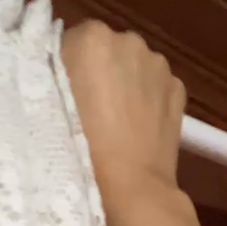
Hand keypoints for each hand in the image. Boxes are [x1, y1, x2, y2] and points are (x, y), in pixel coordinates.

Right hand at [61, 21, 192, 225]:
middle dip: (98, 72)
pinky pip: (156, 86)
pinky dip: (148, 100)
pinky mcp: (178, 88)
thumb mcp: (48, 106)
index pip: (70, 41)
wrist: (130, 187)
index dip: (66, 69)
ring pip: (133, 67)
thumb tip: (60, 63)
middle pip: (106, 50)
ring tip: (115, 124)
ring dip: (125, 84)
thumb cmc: (78, 149)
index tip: (63, 97)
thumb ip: (53, 74)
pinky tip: (137, 128)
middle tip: (88, 112)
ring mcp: (158, 64)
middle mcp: (128, 40)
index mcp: (91, 38)